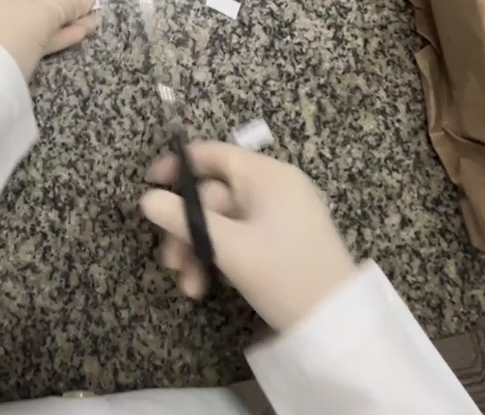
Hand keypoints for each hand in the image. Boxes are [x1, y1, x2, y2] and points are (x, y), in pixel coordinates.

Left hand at [0, 0, 101, 79]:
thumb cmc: (5, 33)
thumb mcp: (42, 14)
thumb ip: (68, 3)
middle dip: (62, 4)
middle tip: (90, 7)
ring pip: (24, 21)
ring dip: (58, 22)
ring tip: (91, 24)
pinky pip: (17, 39)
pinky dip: (44, 37)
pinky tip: (75, 36)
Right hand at [139, 141, 357, 331]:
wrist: (339, 330)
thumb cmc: (285, 275)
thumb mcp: (229, 247)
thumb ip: (183, 220)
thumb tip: (145, 199)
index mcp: (267, 175)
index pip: (212, 154)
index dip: (177, 167)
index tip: (150, 186)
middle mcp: (274, 187)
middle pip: (213, 195)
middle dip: (187, 228)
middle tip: (169, 260)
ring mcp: (279, 215)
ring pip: (223, 221)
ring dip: (199, 249)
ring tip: (187, 284)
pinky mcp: (282, 241)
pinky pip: (239, 237)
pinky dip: (220, 257)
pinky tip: (203, 286)